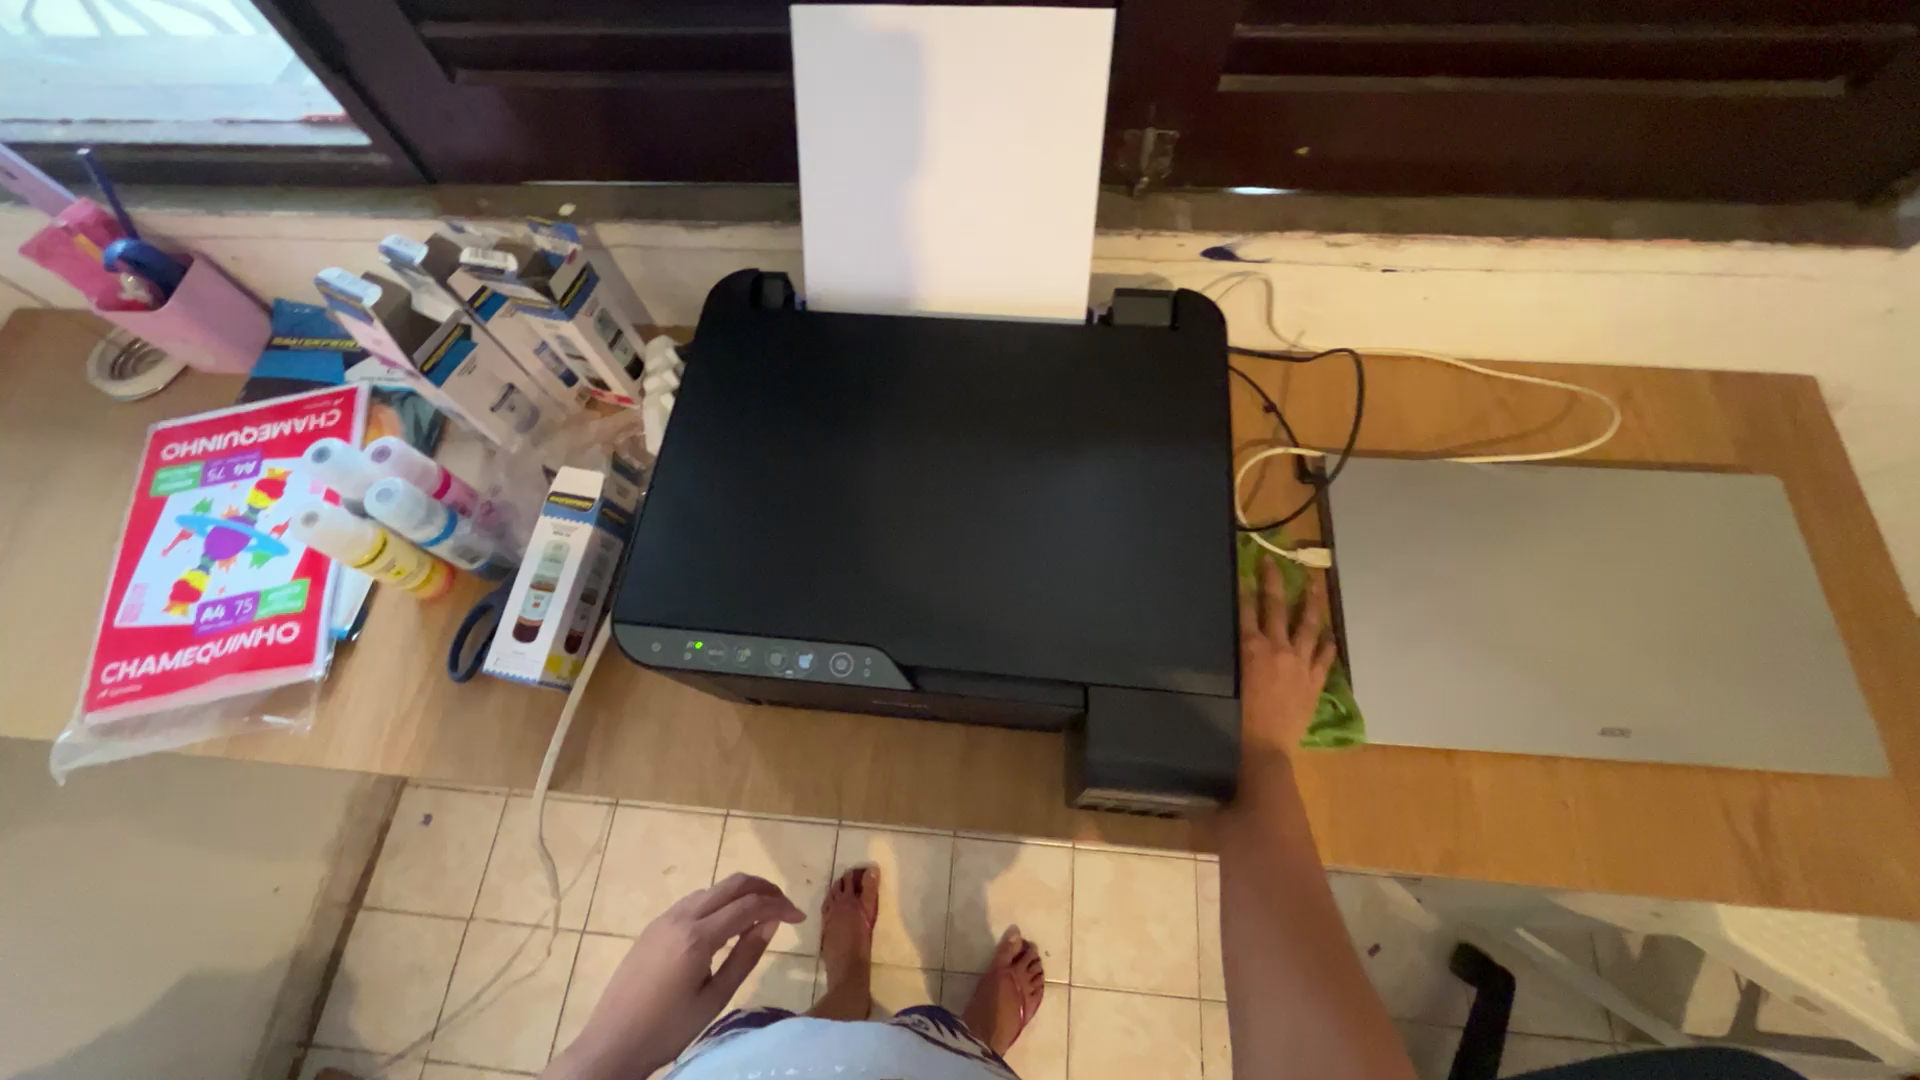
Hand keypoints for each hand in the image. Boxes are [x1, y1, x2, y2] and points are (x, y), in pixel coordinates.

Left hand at [547, 874, 805, 1079]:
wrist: (611, 1045)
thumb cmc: (667, 1029)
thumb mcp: (714, 999)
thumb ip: (745, 956)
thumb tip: (771, 922)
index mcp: (697, 937)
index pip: (749, 905)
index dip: (780, 906)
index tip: (800, 917)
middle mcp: (682, 916)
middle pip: (733, 884)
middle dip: (765, 888)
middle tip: (786, 906)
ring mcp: (665, 918)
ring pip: (714, 889)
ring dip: (742, 893)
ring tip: (761, 915)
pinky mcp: (655, 926)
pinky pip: (696, 901)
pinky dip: (720, 902)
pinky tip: (727, 924)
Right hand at [1239, 556, 1336, 758]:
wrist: (1265, 745)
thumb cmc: (1236, 716)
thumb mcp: (1229, 679)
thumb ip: (1236, 655)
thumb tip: (1239, 636)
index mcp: (1250, 647)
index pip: (1247, 608)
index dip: (1247, 586)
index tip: (1248, 567)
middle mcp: (1277, 648)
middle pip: (1275, 606)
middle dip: (1274, 580)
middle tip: (1274, 561)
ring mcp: (1300, 662)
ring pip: (1307, 624)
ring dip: (1310, 602)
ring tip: (1313, 584)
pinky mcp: (1314, 679)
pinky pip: (1324, 654)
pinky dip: (1327, 640)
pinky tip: (1328, 632)